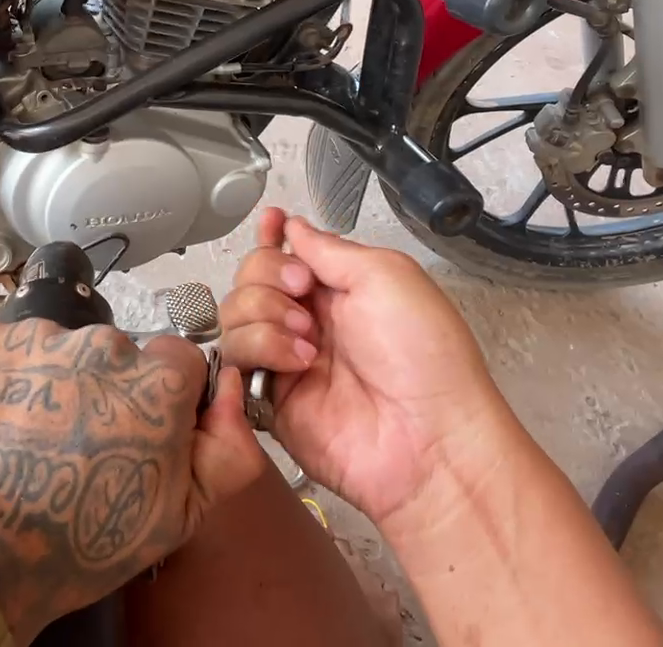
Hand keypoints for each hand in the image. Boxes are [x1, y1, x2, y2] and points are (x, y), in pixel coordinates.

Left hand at [0, 319, 261, 640]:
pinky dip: (2, 377)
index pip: (176, 358)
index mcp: (154, 381)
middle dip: (103, 388)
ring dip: (50, 380)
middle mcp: (98, 343)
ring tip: (26, 439)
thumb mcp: (175, 518)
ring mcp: (34, 335)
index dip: (161, 396)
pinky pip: (6, 348)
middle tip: (75, 444)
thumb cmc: (74, 542)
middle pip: (113, 352)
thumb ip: (226, 449)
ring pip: (58, 346)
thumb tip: (231, 387)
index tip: (138, 428)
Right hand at [220, 208, 509, 528]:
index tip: (270, 222)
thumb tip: (294, 227)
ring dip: (265, 314)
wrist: (428, 439)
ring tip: (309, 341)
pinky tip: (295, 362)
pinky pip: (234, 359)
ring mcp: (284, 359)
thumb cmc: (426, 356)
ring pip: (234, 314)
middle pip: (249, 277)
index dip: (271, 236)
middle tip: (302, 292)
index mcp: (338, 291)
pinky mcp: (268, 397)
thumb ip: (330, 249)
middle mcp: (306, 322)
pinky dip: (258, 348)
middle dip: (267, 275)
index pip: (286, 255)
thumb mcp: (387, 275)